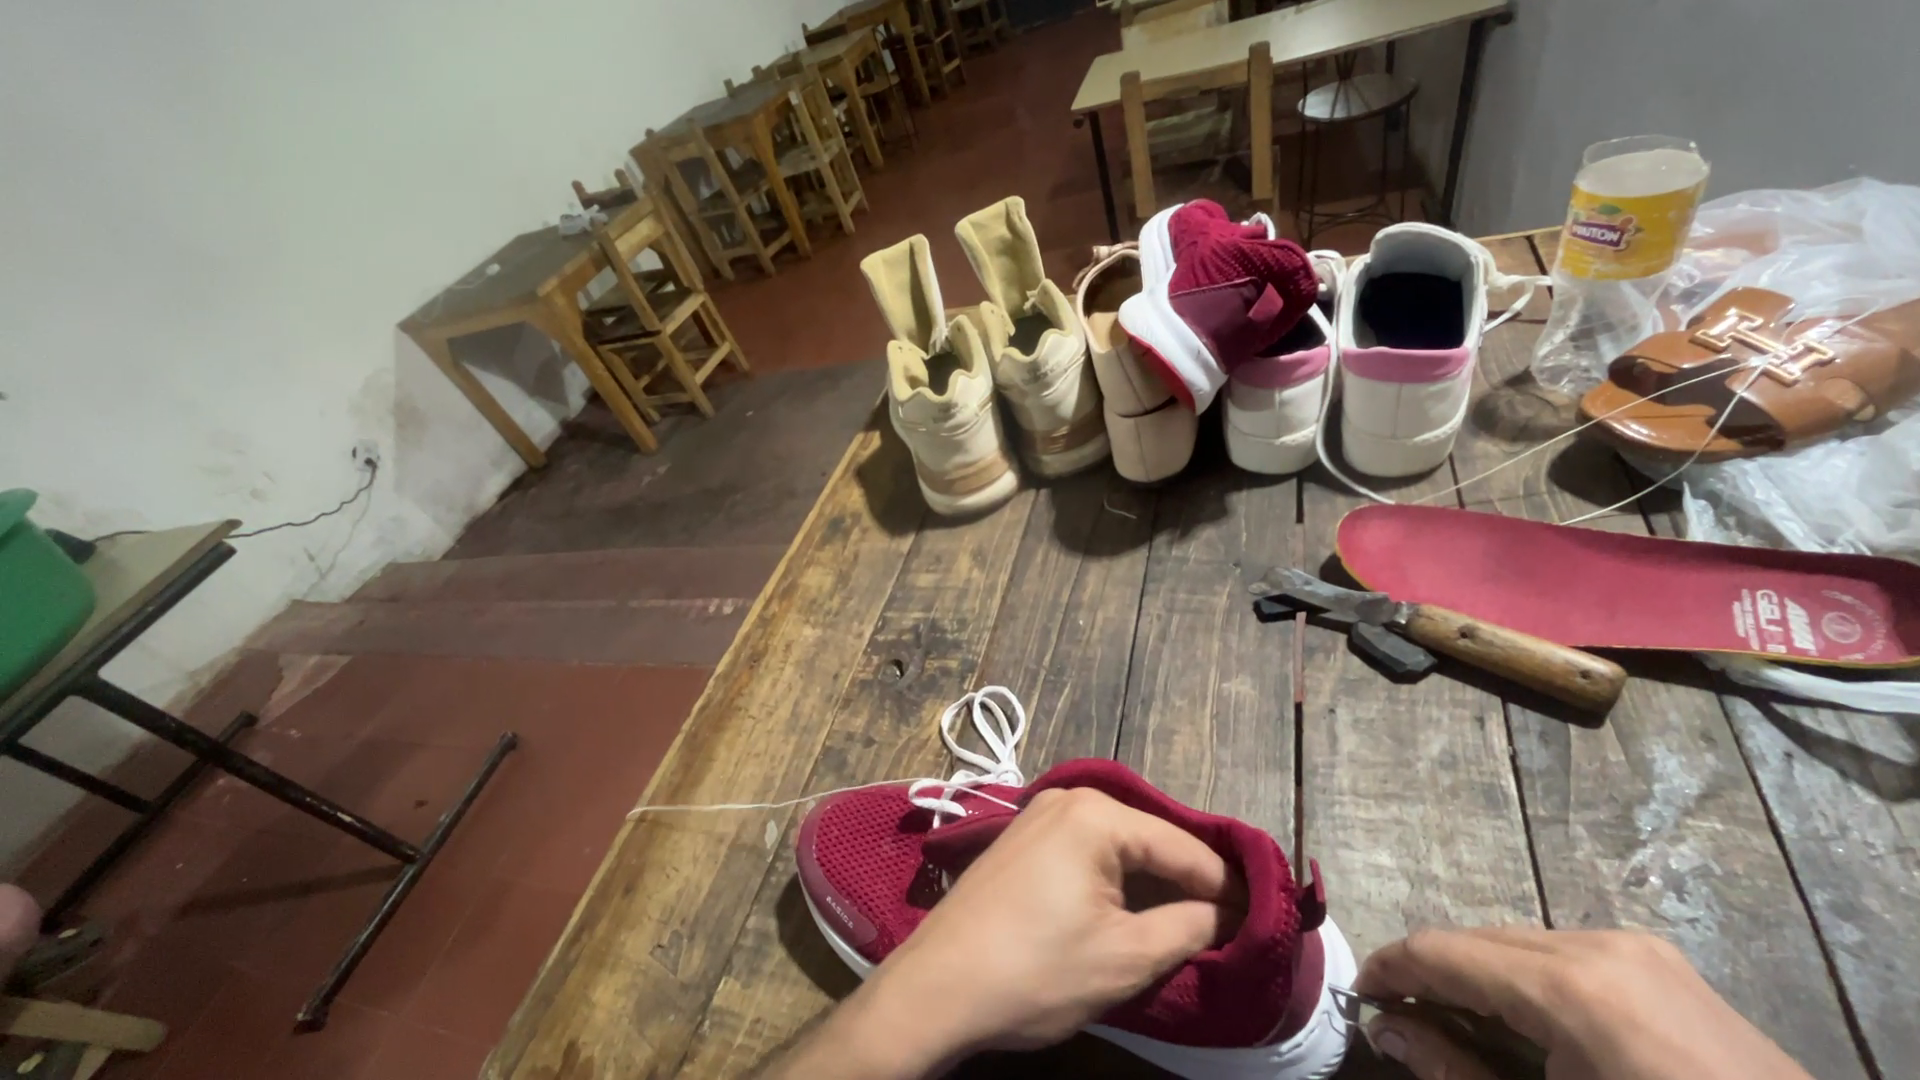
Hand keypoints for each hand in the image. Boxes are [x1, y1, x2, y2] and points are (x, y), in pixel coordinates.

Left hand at [767, 788, 1237, 1078]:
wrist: (935, 989)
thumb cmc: (1034, 971)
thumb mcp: (1125, 957)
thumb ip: (1188, 927)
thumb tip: (1227, 914)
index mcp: (1097, 814)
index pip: (1185, 849)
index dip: (1226, 890)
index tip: (1259, 922)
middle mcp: (1068, 799)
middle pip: (1151, 840)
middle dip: (1187, 884)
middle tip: (1223, 927)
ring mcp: (1038, 817)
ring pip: (1118, 847)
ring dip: (1150, 884)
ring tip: (1184, 927)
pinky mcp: (1020, 841)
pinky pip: (1085, 852)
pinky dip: (1114, 881)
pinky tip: (1128, 914)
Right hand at [1356, 927, 1814, 1079]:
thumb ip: (1457, 1072)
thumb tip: (1388, 1029)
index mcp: (1569, 985)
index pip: (1441, 949)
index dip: (1388, 967)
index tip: (1359, 998)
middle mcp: (1598, 944)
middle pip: (1477, 939)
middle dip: (1433, 975)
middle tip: (1409, 1023)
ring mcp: (1638, 947)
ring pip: (1518, 942)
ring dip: (1480, 976)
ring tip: (1469, 1027)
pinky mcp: (1664, 961)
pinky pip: (1565, 954)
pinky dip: (1528, 979)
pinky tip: (1532, 1024)